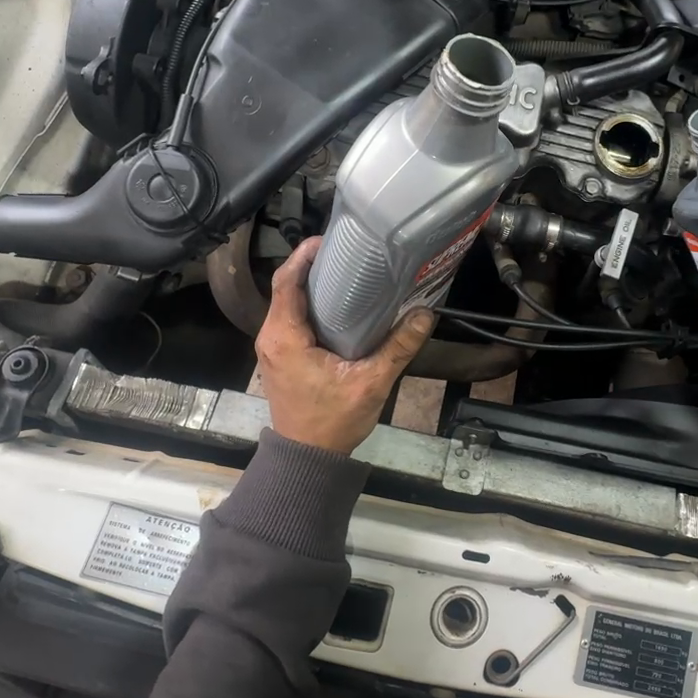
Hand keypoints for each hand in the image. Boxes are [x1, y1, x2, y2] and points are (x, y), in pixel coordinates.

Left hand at [254, 236, 435, 454]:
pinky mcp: (283, 356)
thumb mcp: (370, 383)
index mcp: (284, 336)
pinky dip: (313, 304)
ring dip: (313, 284)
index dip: (304, 256)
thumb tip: (425, 314)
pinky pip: (293, 318)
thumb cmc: (331, 421)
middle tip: (348, 250)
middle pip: (287, 287)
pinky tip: (342, 302)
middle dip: (314, 265)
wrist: (307, 459)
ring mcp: (275, 347)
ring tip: (348, 270)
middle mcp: (272, 337)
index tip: (329, 239)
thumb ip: (398, 347)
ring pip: (290, 303)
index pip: (286, 282)